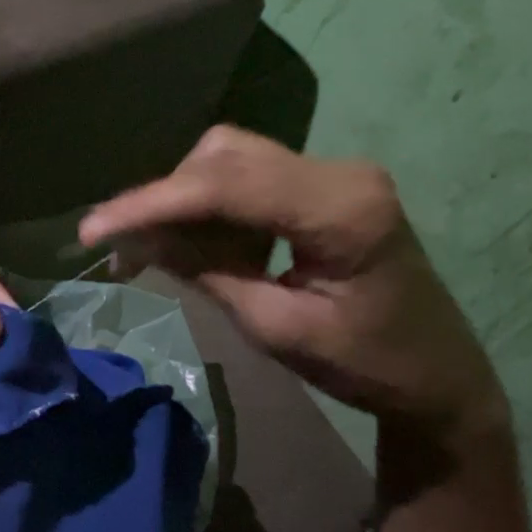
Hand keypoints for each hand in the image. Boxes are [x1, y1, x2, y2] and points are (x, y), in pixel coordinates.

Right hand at [78, 125, 501, 424]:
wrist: (439, 375)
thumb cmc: (365, 364)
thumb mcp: (275, 327)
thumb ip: (204, 271)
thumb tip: (136, 237)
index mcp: (341, 209)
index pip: (222, 186)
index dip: (148, 204)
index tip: (91, 230)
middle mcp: (338, 172)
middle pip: (222, 157)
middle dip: (163, 198)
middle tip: (121, 247)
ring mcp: (333, 174)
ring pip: (228, 159)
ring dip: (182, 200)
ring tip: (153, 250)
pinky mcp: (322, 186)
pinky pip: (246, 177)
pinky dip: (207, 205)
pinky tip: (192, 243)